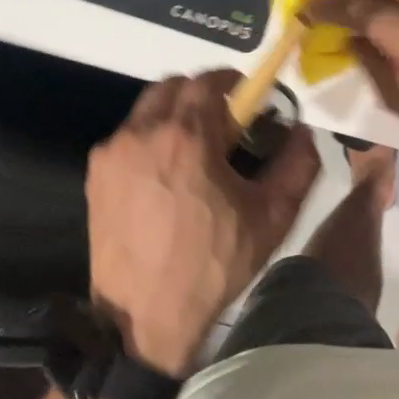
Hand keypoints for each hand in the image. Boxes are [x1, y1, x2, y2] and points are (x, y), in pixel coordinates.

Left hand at [86, 70, 318, 377]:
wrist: (143, 318)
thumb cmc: (214, 266)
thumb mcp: (272, 217)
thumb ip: (298, 164)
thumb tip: (302, 130)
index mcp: (186, 136)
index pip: (210, 80)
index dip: (236, 85)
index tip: (252, 103)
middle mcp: (143, 131)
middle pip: (175, 85)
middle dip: (203, 95)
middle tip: (227, 126)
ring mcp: (113, 152)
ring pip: (148, 108)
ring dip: (175, 115)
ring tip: (196, 154)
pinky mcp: (96, 174)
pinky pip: (129, 137)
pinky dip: (151, 141)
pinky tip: (167, 179)